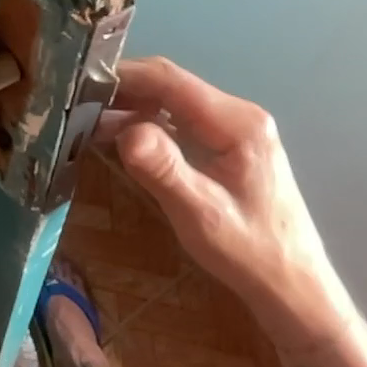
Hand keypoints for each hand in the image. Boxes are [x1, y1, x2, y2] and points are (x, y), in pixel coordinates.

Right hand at [101, 58, 356, 350]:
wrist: (295, 290)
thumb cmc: (250, 254)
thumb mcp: (201, 215)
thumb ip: (164, 169)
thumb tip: (124, 130)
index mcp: (236, 123)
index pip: (169, 79)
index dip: (121, 76)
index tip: (78, 83)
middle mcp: (237, 115)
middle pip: (168, 84)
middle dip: (120, 89)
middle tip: (71, 101)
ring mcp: (232, 129)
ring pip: (170, 101)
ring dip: (128, 106)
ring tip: (82, 119)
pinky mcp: (225, 145)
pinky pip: (177, 121)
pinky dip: (143, 123)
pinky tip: (115, 138)